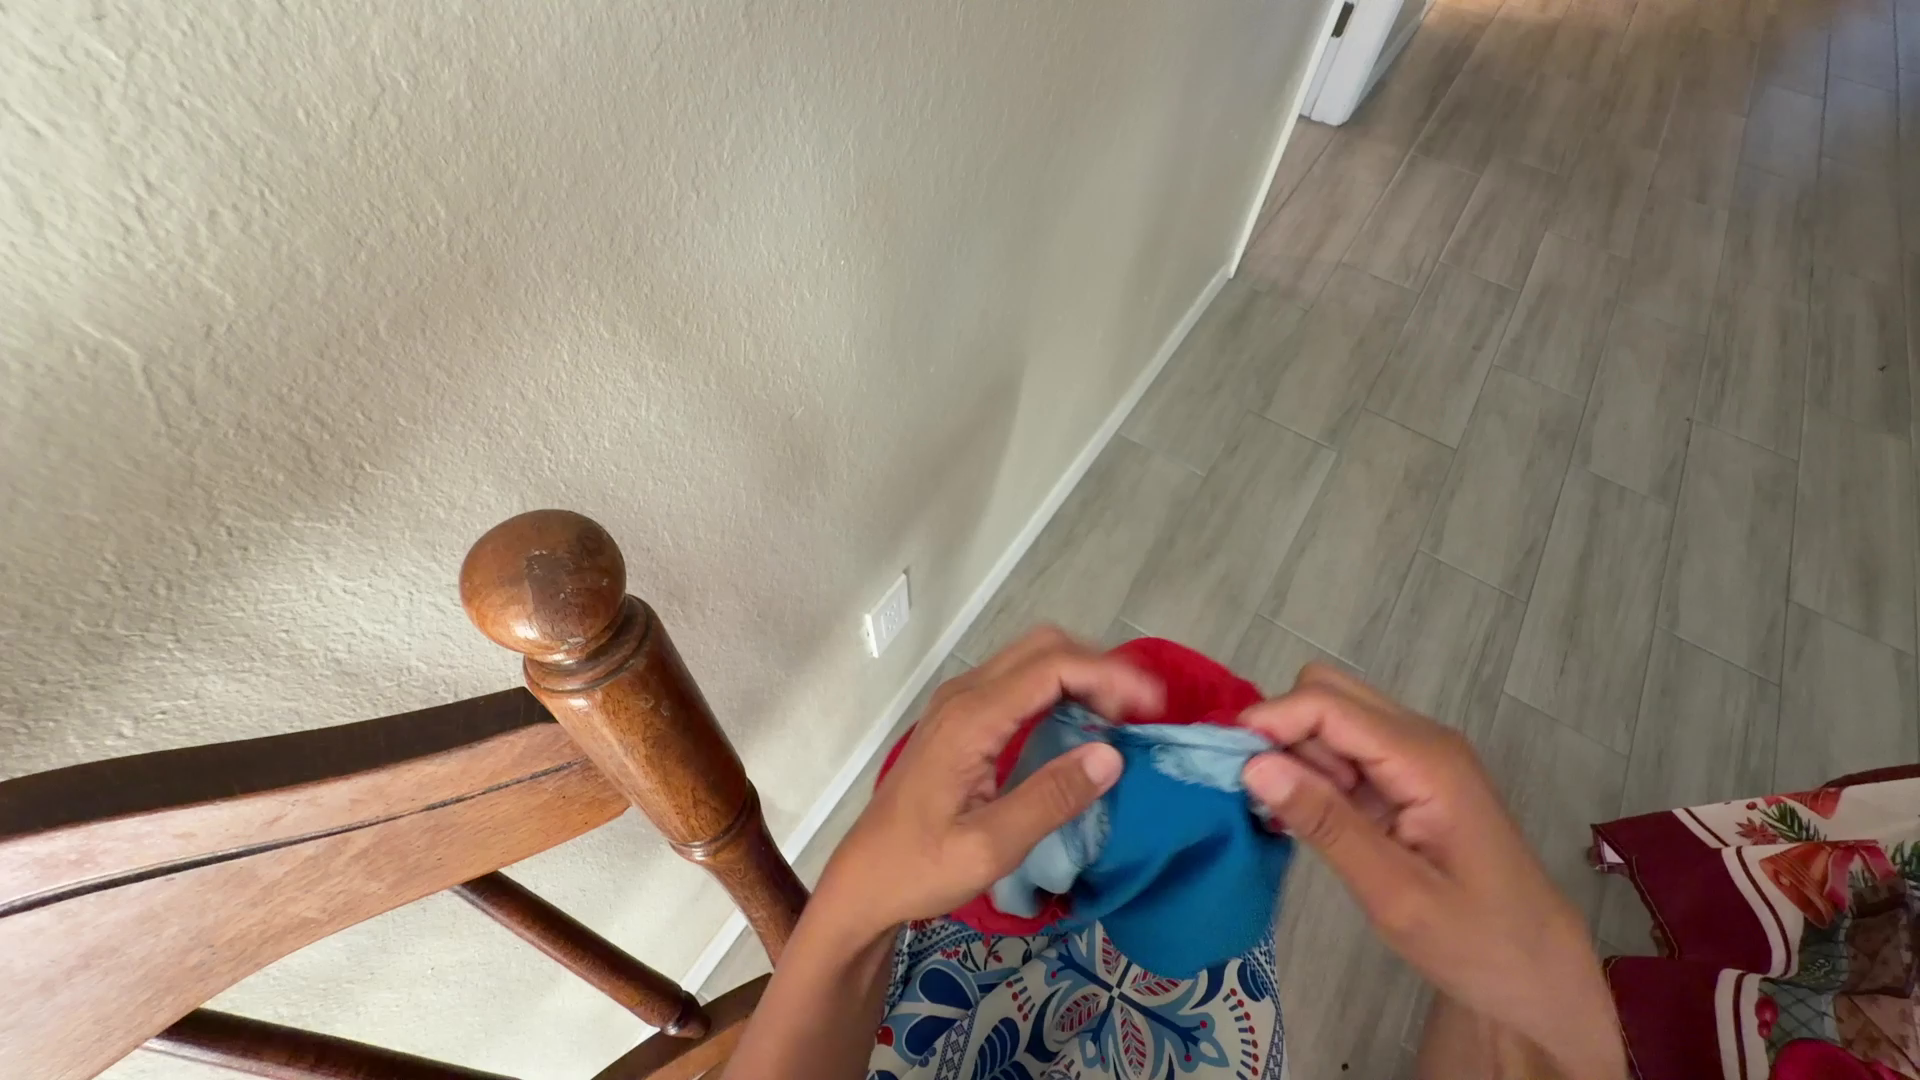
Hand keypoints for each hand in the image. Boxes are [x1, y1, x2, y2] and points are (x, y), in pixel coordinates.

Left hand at [814, 628, 1162, 945]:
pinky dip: (1057, 688)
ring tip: (1119, 715)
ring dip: (1079, 673)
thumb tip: (1112, 754)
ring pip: (1029, 658)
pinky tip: (1079, 722)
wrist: (864, 879)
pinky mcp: (959, 717)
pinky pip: (1016, 681)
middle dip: (1098, 666)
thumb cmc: (921, 868)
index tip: (1151, 705)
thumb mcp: (991, 848)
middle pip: (1042, 647)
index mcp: (971, 719)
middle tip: (1137, 712)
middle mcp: (964, 695)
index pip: (1051, 667)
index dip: (1108, 675)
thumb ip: (1051, 798)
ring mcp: (958, 702)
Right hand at [1239, 665, 1624, 1079]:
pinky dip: (1313, 769)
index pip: (1327, 703)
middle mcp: (1420, 739)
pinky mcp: (1404, 773)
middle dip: (1282, 729)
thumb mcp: (1394, 894)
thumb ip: (1324, 823)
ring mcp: (1414, 753)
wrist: (1539, 976)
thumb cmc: (1475, 941)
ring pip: (1329, 714)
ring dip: (1296, 751)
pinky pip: (1341, 745)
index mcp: (1426, 759)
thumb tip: (1252, 764)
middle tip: (1266, 790)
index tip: (1227, 761)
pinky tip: (1315, 816)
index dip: (1270, 719)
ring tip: (1297, 814)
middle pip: (1327, 692)